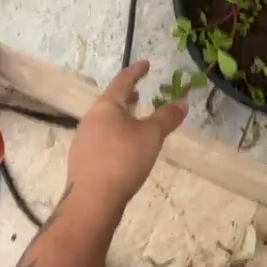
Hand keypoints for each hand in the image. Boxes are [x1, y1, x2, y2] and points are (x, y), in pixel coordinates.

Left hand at [65, 60, 186, 214]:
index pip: (122, 81)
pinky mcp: (83, 162)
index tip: (146, 64)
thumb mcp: (151, 136)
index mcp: (106, 107)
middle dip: (127, 96)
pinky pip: (102, 139)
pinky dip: (115, 135)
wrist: (91, 202)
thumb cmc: (123, 160)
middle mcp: (91, 119)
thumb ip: (167, 118)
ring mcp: (83, 141)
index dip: (136, 71)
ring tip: (135, 119)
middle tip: (140, 92)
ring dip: (121, 116)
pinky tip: (124, 148)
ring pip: (105, 121)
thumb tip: (182, 103)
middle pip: (111, 101)